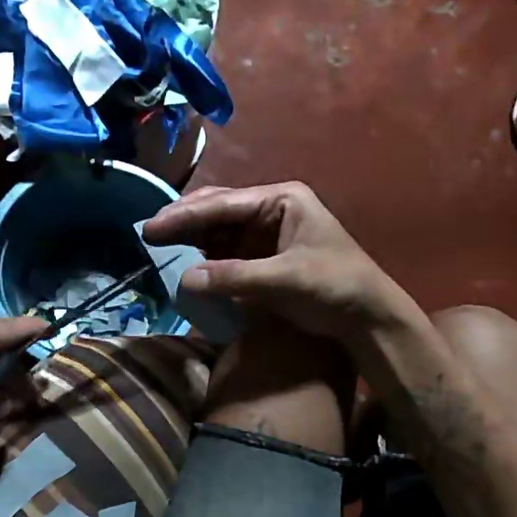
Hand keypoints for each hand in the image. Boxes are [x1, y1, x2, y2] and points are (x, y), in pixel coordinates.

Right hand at [139, 181, 399, 339]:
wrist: (367, 317)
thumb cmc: (336, 286)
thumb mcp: (286, 279)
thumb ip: (236, 277)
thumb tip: (186, 280)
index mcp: (281, 200)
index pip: (224, 204)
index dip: (185, 216)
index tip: (151, 229)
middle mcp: (271, 210)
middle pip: (218, 211)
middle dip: (185, 222)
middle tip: (149, 235)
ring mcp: (268, 234)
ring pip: (220, 232)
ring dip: (193, 241)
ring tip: (160, 249)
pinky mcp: (265, 259)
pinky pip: (228, 255)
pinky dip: (207, 261)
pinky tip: (187, 267)